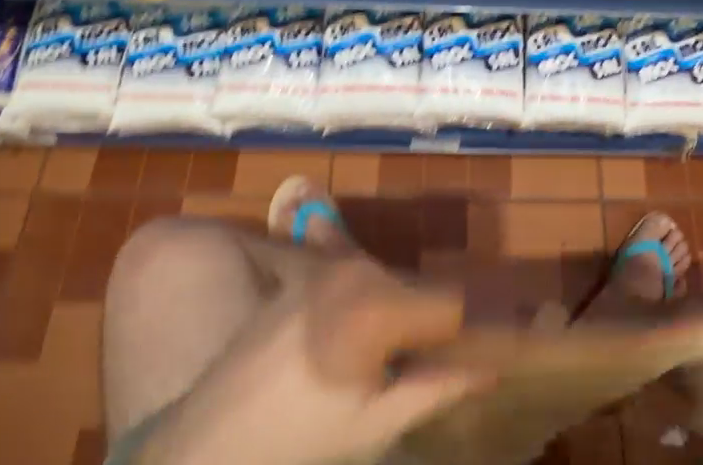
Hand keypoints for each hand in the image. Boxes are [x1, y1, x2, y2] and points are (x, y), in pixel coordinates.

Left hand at [146, 256, 484, 464]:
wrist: (211, 435)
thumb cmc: (298, 436)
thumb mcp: (375, 424)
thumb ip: (437, 388)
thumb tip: (490, 370)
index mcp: (375, 304)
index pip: (449, 302)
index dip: (459, 336)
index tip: (456, 365)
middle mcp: (352, 270)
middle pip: (416, 288)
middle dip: (423, 325)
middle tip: (411, 371)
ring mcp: (322, 266)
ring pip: (385, 280)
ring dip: (392, 313)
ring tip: (372, 363)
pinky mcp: (299, 272)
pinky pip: (351, 274)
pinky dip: (361, 299)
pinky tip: (344, 338)